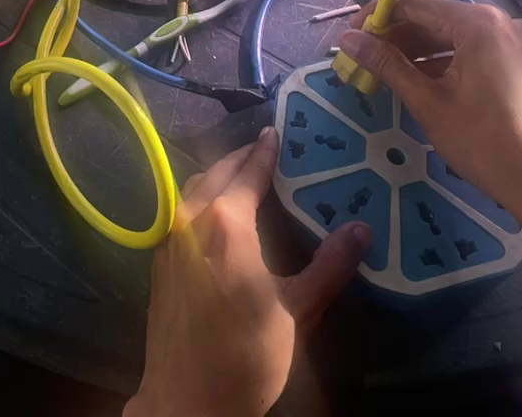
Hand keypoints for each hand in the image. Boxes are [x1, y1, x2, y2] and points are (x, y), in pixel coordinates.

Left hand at [125, 128, 368, 416]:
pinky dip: (202, 195)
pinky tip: (218, 209)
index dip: (264, 151)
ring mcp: (170, 235)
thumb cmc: (246, 354)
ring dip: (219, 173)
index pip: (248, 172)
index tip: (276, 131)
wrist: (186, 397)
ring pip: (195, 187)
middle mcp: (192, 217)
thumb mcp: (297, 310)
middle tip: (265, 148)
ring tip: (245, 173)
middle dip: (241, 156)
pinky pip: (182, 208)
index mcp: (225, 221)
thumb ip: (329, 266)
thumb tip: (361, 230)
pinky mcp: (160, 255)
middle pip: (217, 172)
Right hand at [336, 0, 521, 227]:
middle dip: (397, 37)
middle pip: (435, 18)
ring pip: (456, 36)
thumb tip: (346, 40)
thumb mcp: (428, 102)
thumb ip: (386, 64)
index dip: (376, 18)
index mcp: (479, 23)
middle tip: (366, 59)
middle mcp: (503, 22)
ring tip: (389, 73)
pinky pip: (477, 51)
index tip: (350, 39)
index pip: (412, 5)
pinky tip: (425, 83)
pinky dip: (448, 62)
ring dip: (420, 51)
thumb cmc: (486, 143)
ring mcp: (521, 43)